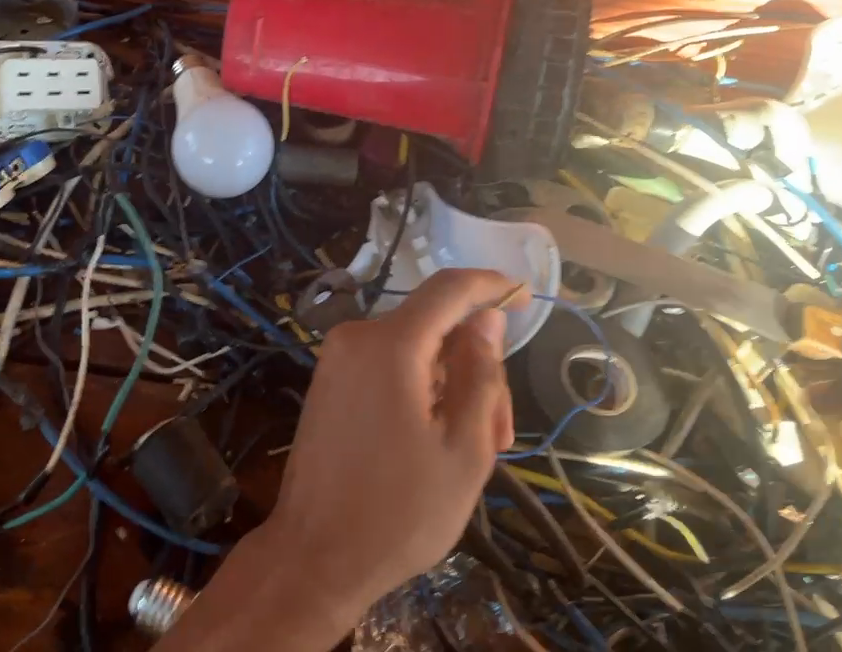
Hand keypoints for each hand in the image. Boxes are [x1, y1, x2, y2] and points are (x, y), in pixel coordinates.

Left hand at [155, 269, 521, 651]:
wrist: (315, 555)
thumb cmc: (400, 510)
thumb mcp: (464, 448)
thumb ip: (480, 374)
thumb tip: (486, 319)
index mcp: (389, 344)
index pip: (448, 289)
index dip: (491, 286)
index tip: (525, 298)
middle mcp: (356, 338)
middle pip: (434, 329)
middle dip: (476, 371)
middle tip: (502, 435)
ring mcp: (336, 361)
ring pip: (414, 353)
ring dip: (450, 390)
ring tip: (472, 452)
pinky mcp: (329, 385)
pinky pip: (386, 369)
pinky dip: (419, 393)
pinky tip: (435, 443)